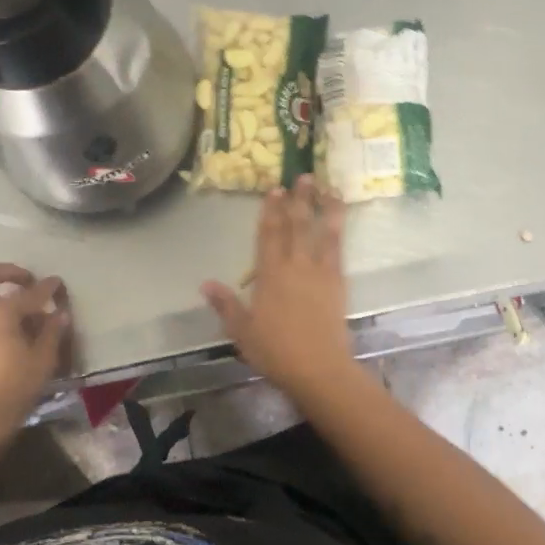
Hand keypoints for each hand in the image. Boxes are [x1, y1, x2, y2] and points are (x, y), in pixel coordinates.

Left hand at [0, 263, 69, 443]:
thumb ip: (51, 332)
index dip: (47, 287)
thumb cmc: (16, 384)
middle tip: (27, 283)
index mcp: (0, 310)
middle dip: (9, 272)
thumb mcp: (43, 359)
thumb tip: (60, 314)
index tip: (57, 283)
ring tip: (13, 307)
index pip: (29, 293)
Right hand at [201, 176, 352, 401]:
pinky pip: (339, 250)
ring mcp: (321, 273)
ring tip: (329, 187)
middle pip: (297, 226)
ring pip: (323, 232)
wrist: (318, 368)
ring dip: (324, 208)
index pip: (268, 236)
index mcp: (270, 276)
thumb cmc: (276, 352)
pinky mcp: (339, 284)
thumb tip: (206, 283)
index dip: (270, 211)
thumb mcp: (242, 331)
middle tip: (302, 177)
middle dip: (297, 200)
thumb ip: (226, 304)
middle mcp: (296, 266)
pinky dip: (339, 232)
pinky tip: (339, 223)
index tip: (273, 190)